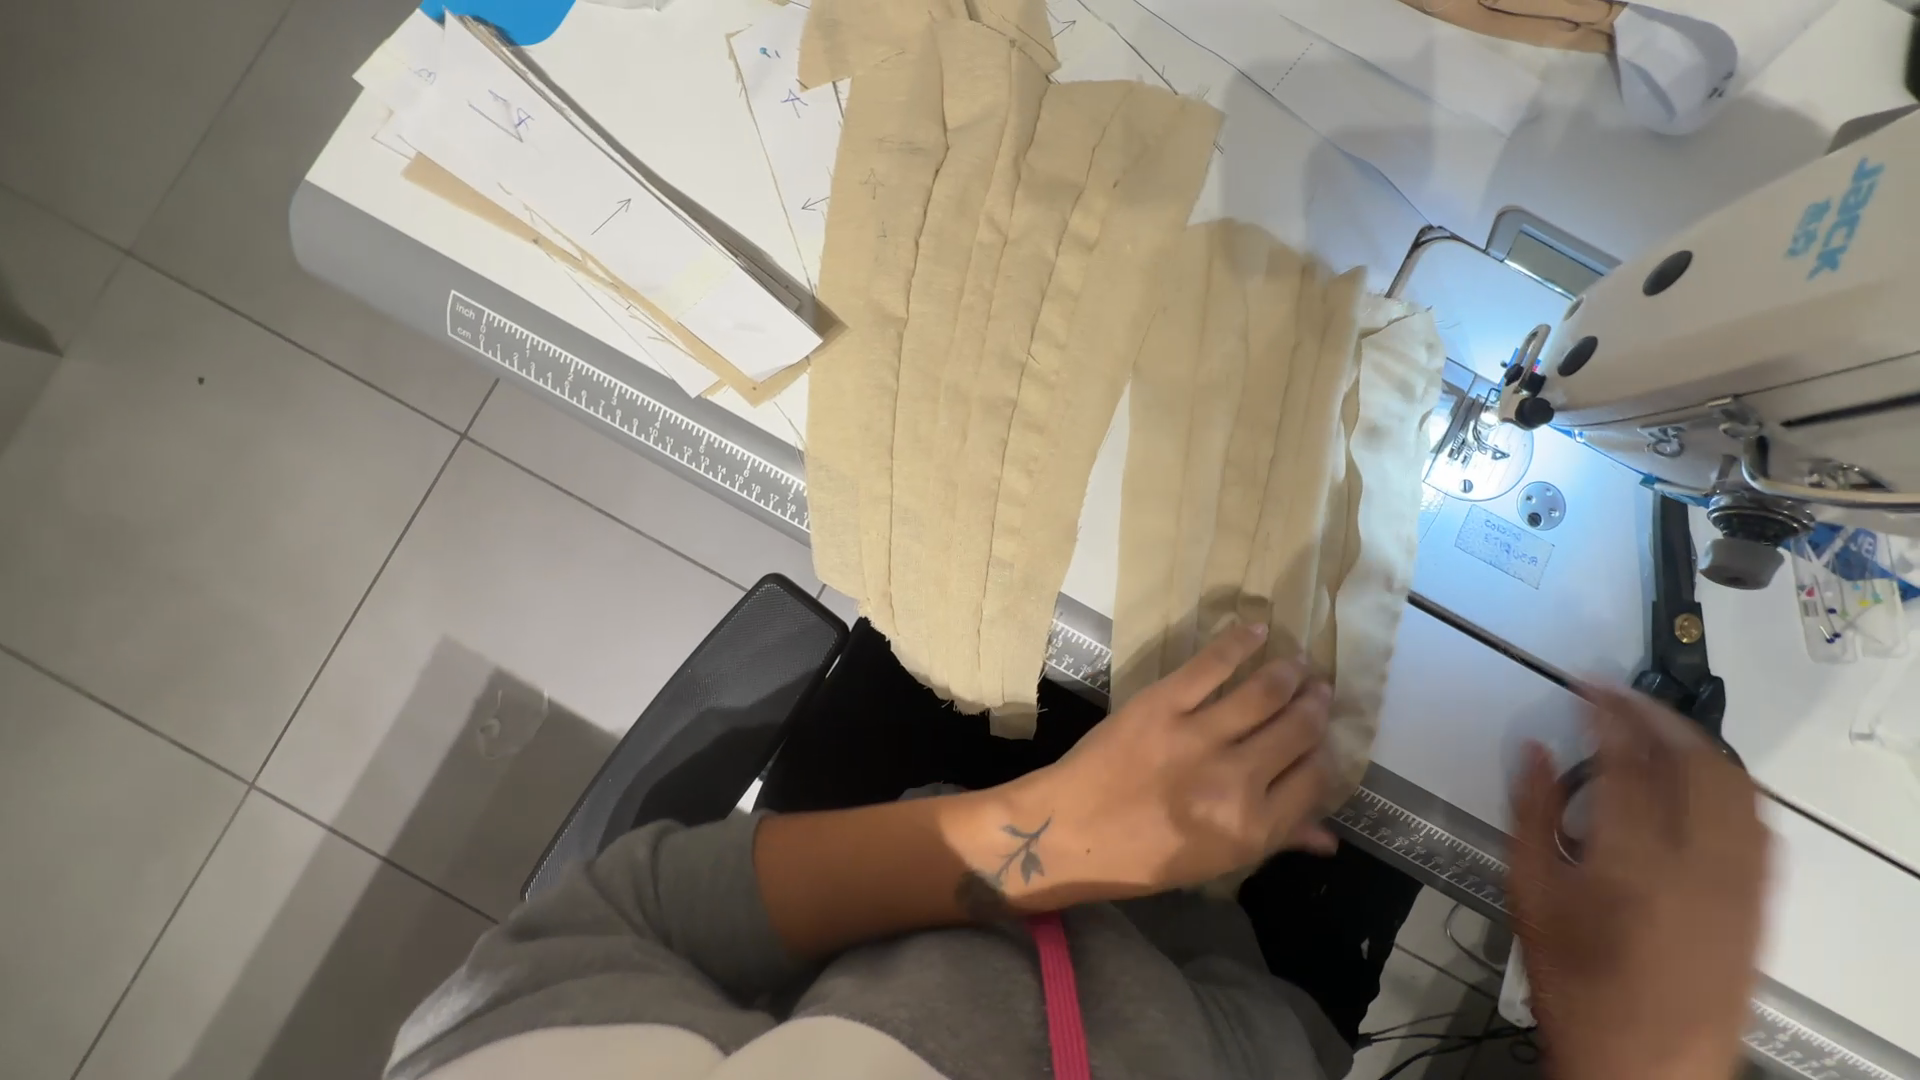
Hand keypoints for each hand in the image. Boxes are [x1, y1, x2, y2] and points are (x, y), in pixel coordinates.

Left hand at [979, 622, 1335, 908]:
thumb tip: (1328, 837)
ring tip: (1298, 662)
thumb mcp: (1217, 862)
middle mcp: (1236, 779)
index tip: (1325, 735)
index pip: (1315, 778)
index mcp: (1254, 826)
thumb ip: (1275, 841)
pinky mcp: (1161, 704)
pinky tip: (1256, 629)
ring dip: (1287, 673)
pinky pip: (1210, 665)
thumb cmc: (1144, 856)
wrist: (1072, 829)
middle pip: (1297, 731)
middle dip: (1315, 707)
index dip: (1327, 753)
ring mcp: (1198, 736)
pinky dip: (1238, 643)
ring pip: (1263, 693)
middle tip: (1320, 690)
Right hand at [1509, 684, 1770, 1079]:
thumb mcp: (1529, 889)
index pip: (1624, 761)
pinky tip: (1703, 780)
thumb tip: (1536, 749)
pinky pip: (1761, 826)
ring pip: (1740, 790)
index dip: (1606, 712)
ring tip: (1658, 725)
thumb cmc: (1570, 973)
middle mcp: (1699, 864)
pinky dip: (1732, 786)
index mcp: (1629, 859)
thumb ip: (1530, 811)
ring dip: (1700, 745)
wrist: (1647, 1060)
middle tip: (1618, 695)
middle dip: (1658, 717)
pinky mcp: (1764, 904)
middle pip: (1696, 764)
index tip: (1586, 685)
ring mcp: (1743, 885)